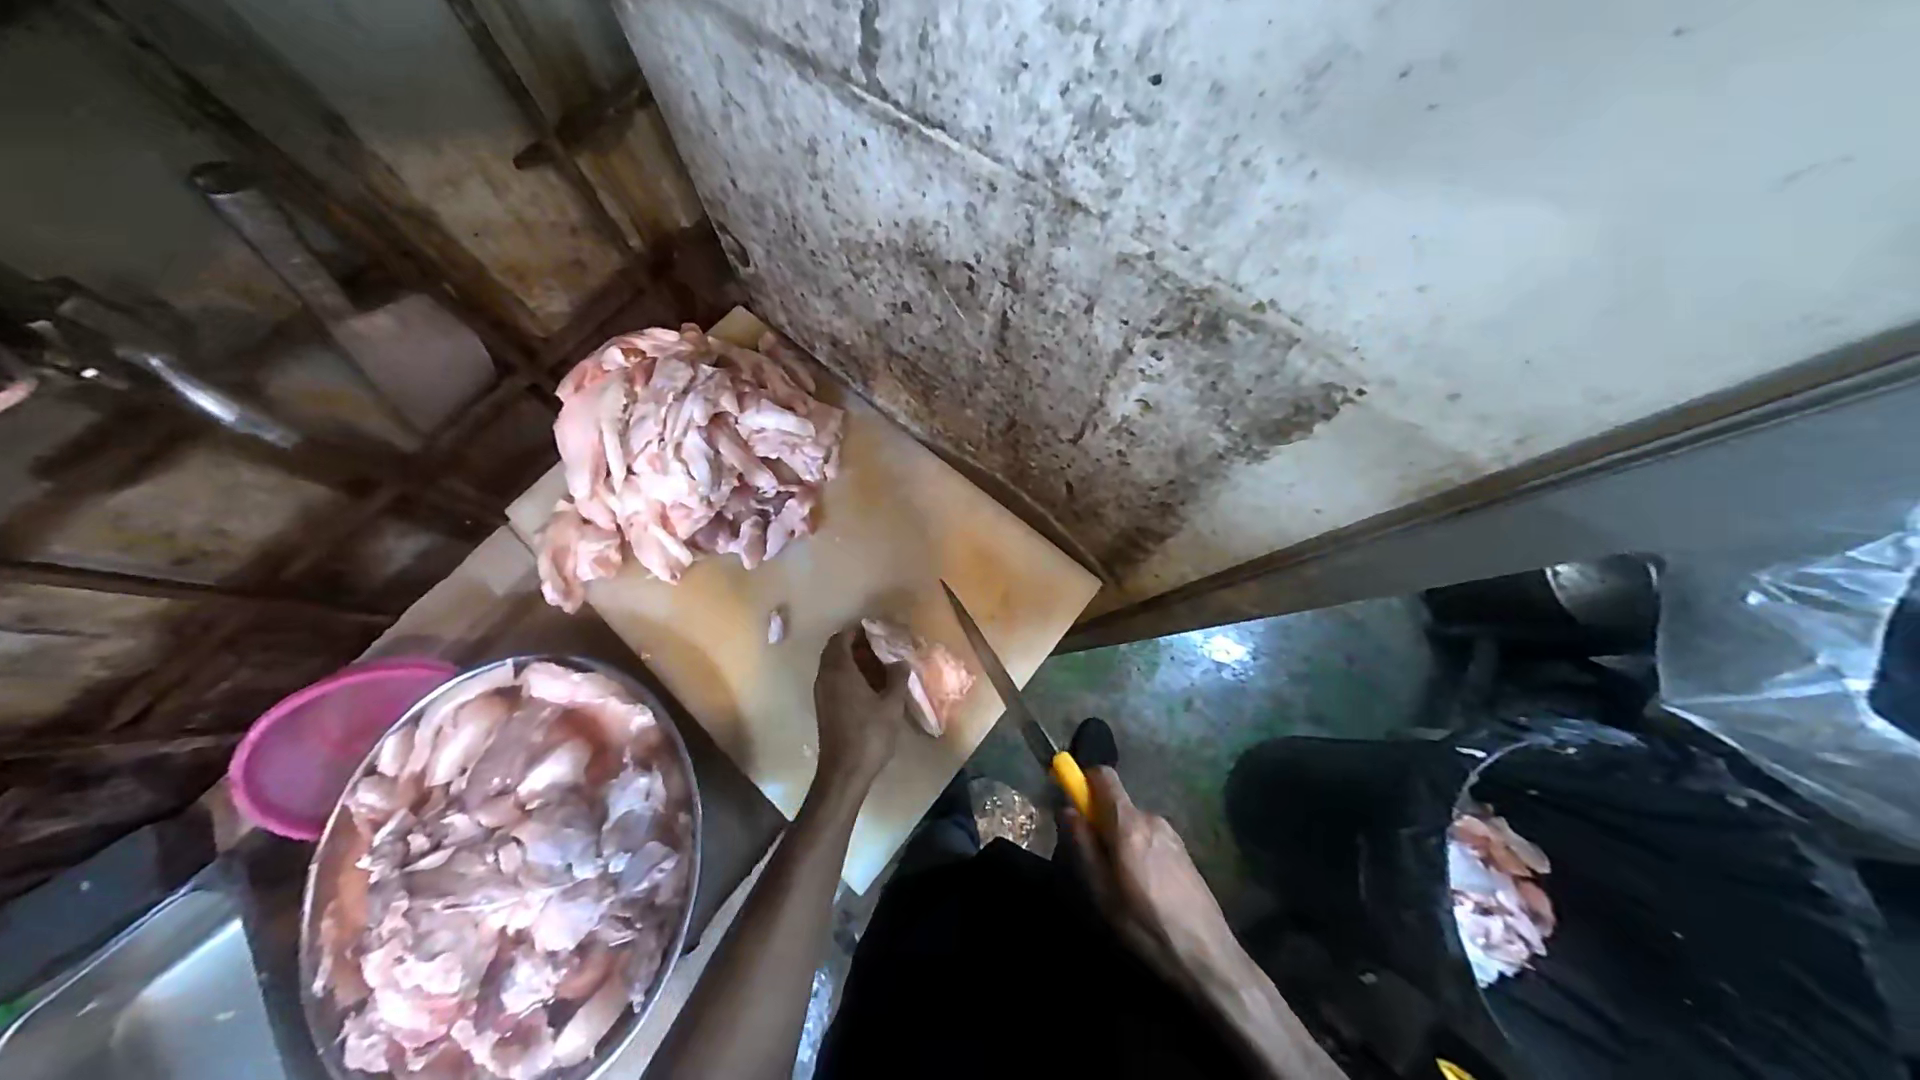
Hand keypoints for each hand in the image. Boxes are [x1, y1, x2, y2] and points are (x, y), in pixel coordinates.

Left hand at [811, 625, 910, 798]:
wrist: (844, 771)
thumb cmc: (870, 734)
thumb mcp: (892, 705)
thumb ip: (897, 678)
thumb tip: (901, 662)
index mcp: (839, 670)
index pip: (841, 638)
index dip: (857, 631)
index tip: (877, 630)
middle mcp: (825, 677)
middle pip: (834, 650)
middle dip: (855, 644)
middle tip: (879, 646)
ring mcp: (822, 693)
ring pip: (832, 665)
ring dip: (851, 660)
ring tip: (877, 665)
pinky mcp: (824, 707)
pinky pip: (833, 680)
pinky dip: (847, 675)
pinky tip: (868, 685)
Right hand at [1066, 766, 1241, 993]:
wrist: (1208, 957)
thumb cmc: (1146, 926)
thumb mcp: (1101, 893)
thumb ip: (1082, 846)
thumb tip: (1067, 810)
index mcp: (1129, 824)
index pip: (1104, 776)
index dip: (1083, 781)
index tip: (1072, 805)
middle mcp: (1152, 818)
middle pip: (1115, 804)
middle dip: (1098, 823)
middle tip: (1091, 864)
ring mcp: (1172, 834)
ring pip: (1131, 824)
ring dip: (1118, 841)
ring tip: (1118, 884)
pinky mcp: (1184, 851)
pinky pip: (1148, 837)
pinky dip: (1136, 851)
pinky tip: (1143, 889)